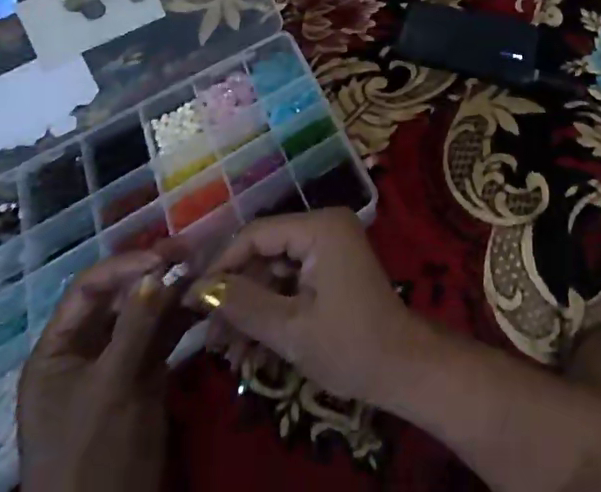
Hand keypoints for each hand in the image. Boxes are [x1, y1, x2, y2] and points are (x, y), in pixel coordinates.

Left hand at [19, 249, 190, 491]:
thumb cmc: (92, 456)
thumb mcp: (111, 389)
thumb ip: (134, 328)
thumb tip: (156, 273)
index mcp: (57, 350)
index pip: (88, 291)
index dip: (123, 267)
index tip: (161, 257)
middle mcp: (85, 351)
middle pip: (117, 300)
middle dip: (151, 276)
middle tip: (189, 253)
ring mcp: (115, 368)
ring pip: (142, 318)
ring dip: (170, 295)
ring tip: (202, 271)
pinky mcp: (142, 384)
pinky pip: (159, 343)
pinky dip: (179, 323)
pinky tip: (201, 304)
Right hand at [185, 209, 430, 403]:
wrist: (406, 372)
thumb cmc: (352, 347)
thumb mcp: (291, 329)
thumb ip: (243, 304)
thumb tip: (197, 289)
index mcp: (319, 228)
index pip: (255, 235)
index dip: (221, 267)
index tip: (193, 301)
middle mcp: (323, 227)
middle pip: (263, 253)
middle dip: (235, 296)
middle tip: (210, 335)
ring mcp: (328, 248)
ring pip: (273, 271)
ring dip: (250, 310)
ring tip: (227, 351)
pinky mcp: (330, 269)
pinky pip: (290, 283)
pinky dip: (271, 312)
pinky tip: (250, 350)